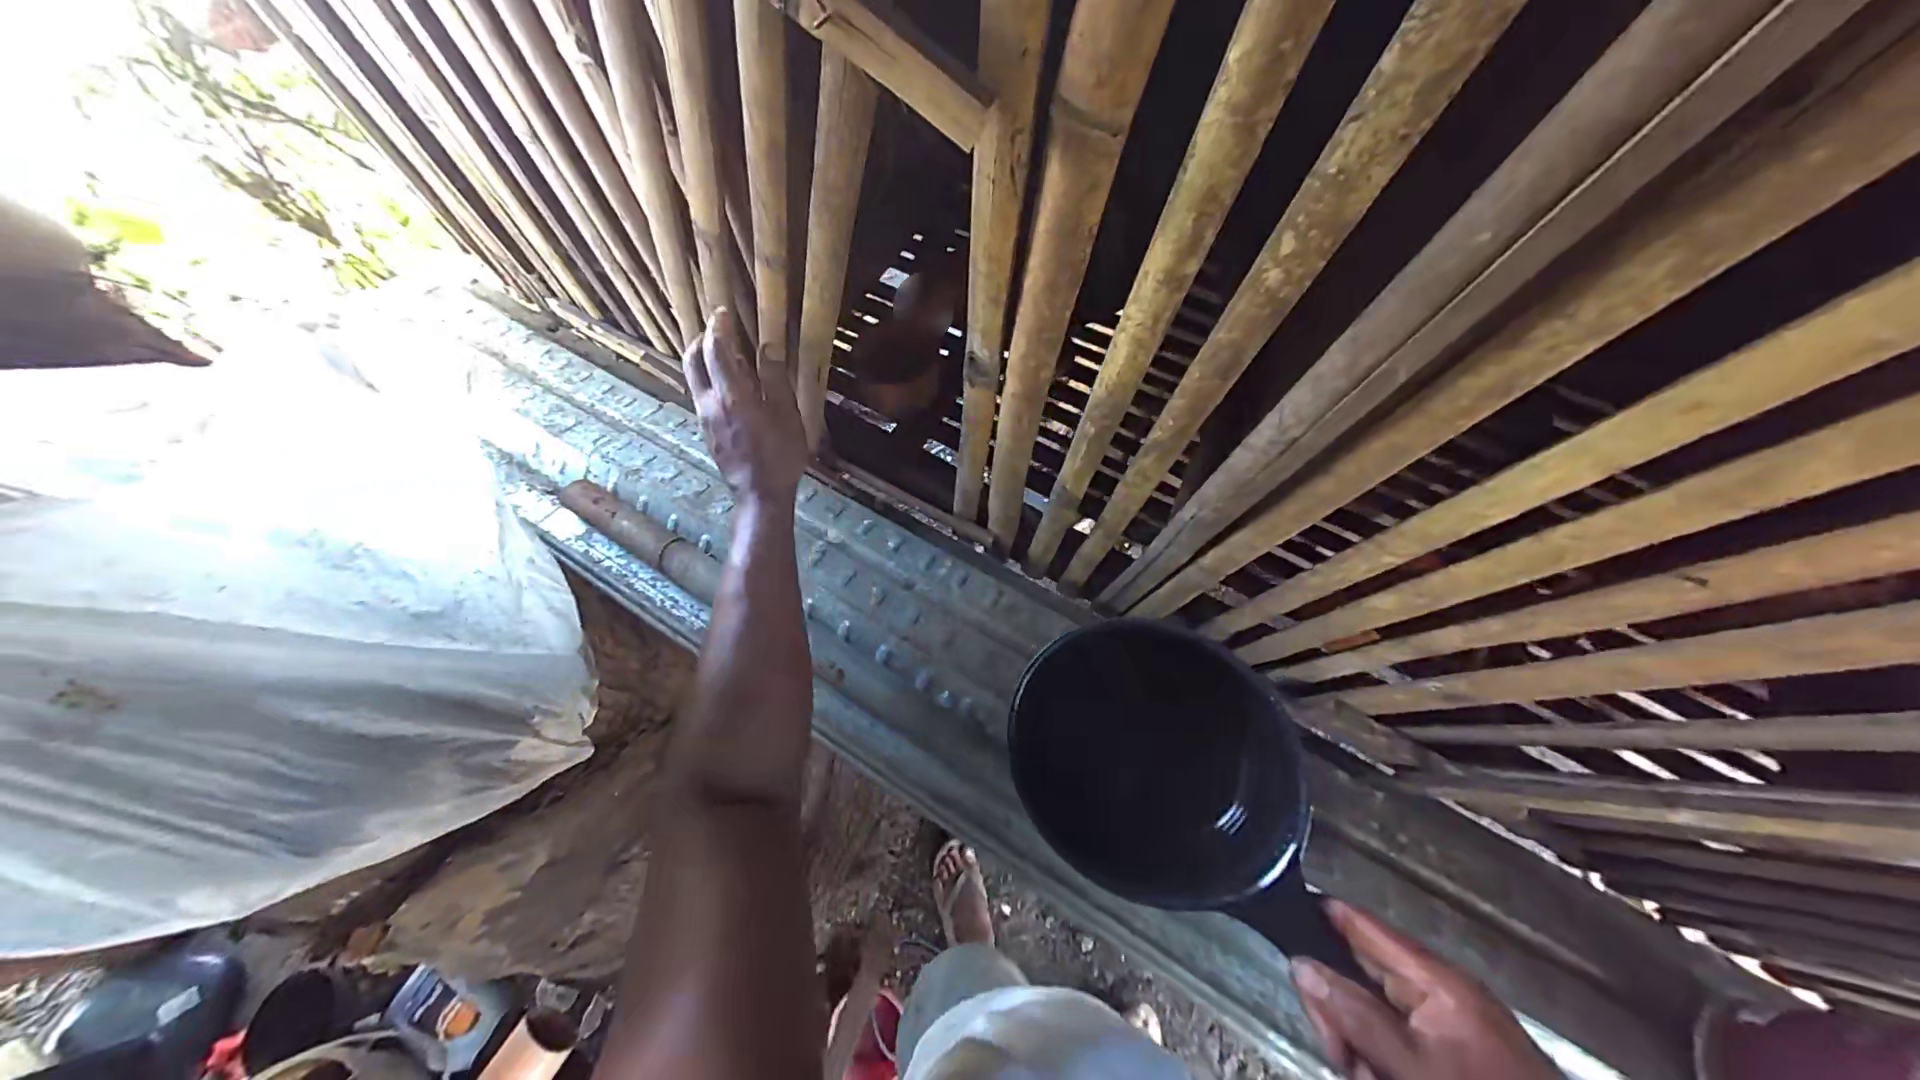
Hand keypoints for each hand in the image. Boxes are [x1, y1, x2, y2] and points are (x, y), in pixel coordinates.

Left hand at [682, 308, 808, 505]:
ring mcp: (704, 417)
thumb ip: (775, 378)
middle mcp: (710, 402)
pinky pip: (700, 394)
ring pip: (693, 377)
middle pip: (692, 359)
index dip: (718, 326)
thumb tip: (768, 346)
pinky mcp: (706, 430)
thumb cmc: (781, 454)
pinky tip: (727, 385)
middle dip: (701, 338)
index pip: (716, 349)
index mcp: (733, 395)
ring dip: (702, 358)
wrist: (760, 493)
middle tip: (717, 330)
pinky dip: (708, 378)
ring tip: (722, 354)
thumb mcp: (788, 415)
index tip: (724, 313)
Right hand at [1292, 900, 1558, 1079]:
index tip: (1285, 917)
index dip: (1322, 916)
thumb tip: (1302, 965)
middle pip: (1363, 972)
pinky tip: (1382, 1076)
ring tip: (1366, 1073)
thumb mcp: (1411, 1065)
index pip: (1364, 926)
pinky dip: (1383, 1059)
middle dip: (1340, 1009)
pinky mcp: (1459, 1054)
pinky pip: (1399, 1037)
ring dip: (1359, 1043)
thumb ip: (1354, 1015)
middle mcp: (1443, 991)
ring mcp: (1453, 1023)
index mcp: (1437, 979)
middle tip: (1339, 1050)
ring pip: (1375, 1010)